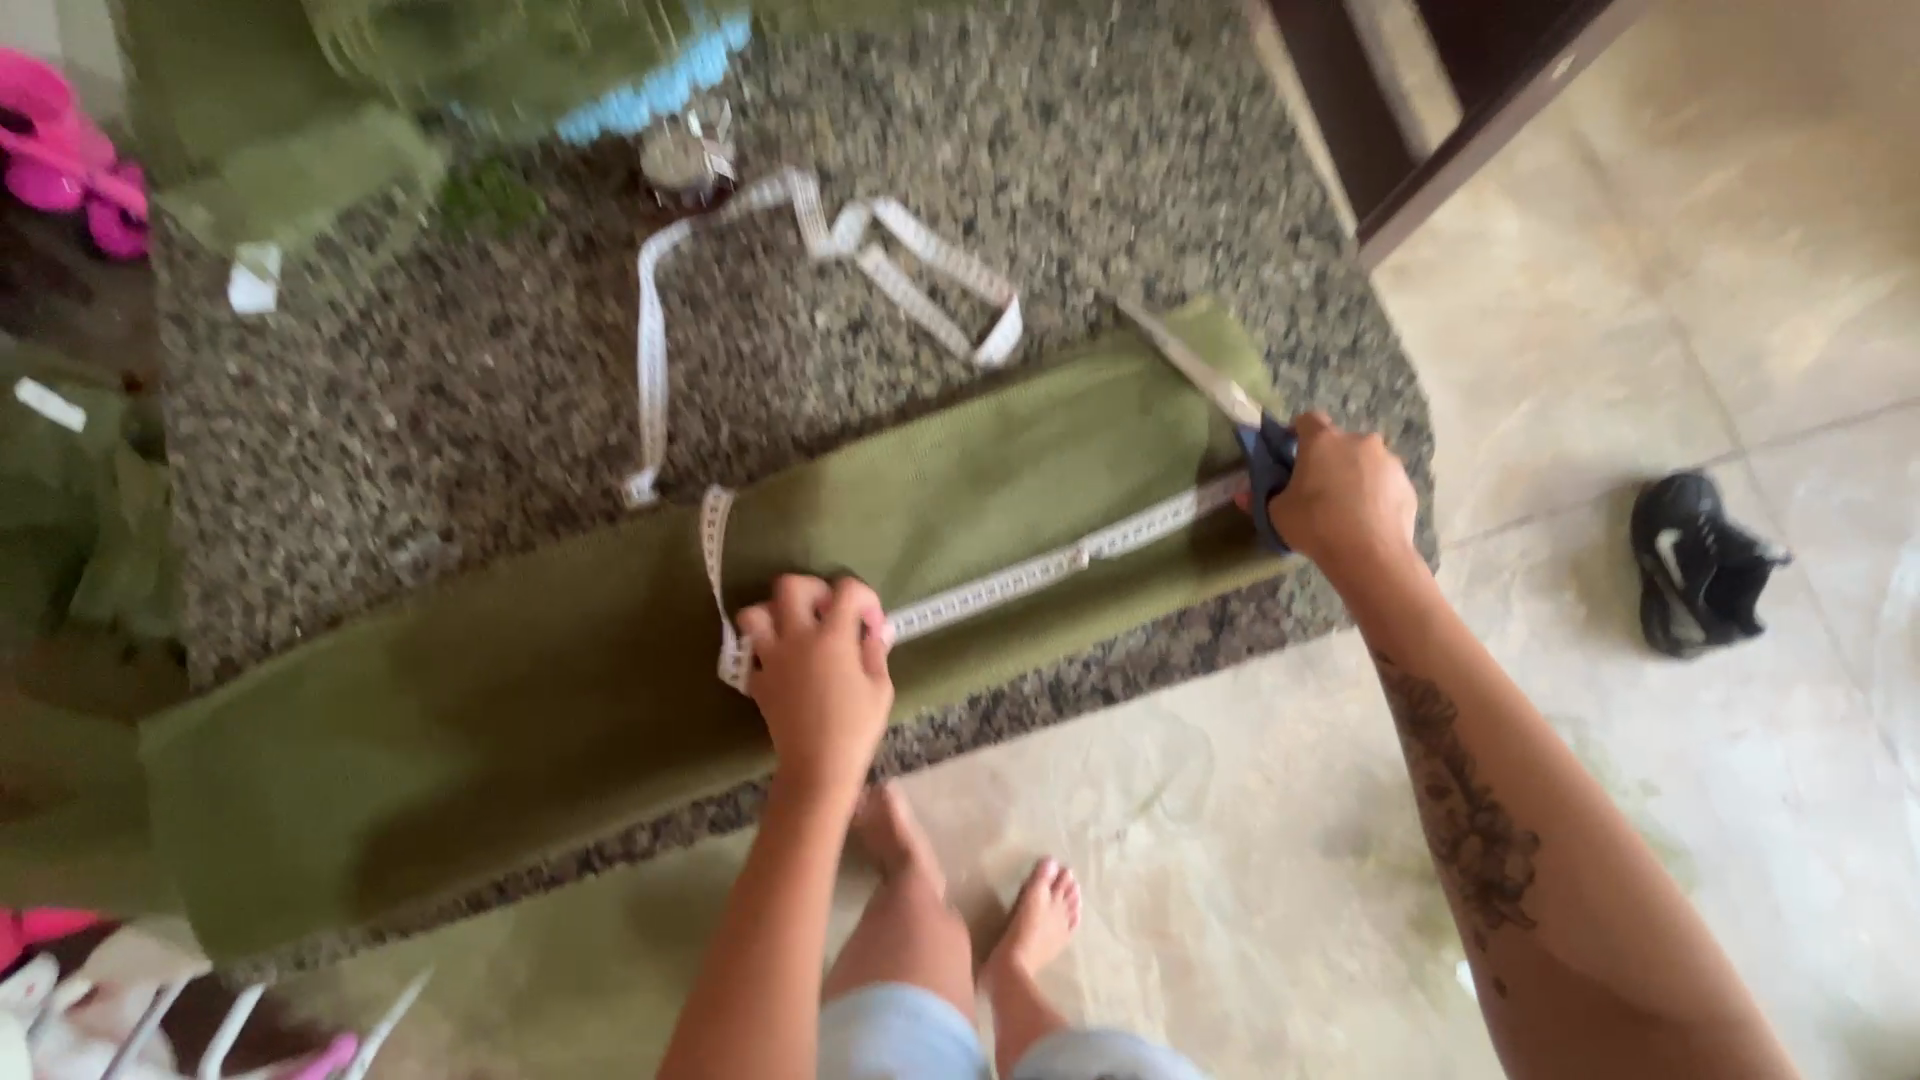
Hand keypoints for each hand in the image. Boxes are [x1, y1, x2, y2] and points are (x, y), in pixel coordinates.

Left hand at [736, 575, 895, 801]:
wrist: (818, 767)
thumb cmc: (856, 728)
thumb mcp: (880, 689)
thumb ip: (876, 652)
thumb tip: (877, 632)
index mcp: (833, 637)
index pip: (847, 590)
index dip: (864, 598)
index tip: (871, 624)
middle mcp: (797, 638)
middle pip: (790, 586)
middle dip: (813, 589)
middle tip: (827, 611)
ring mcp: (771, 658)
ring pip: (755, 613)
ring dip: (775, 613)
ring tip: (795, 628)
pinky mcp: (756, 680)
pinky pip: (750, 653)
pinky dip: (763, 651)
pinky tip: (782, 664)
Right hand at [1260, 411, 1419, 578]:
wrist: (1369, 554)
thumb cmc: (1315, 524)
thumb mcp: (1276, 514)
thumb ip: (1260, 499)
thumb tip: (1242, 496)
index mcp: (1322, 441)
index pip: (1307, 420)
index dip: (1297, 433)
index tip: (1290, 452)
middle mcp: (1358, 441)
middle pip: (1339, 442)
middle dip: (1328, 458)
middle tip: (1317, 487)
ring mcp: (1388, 461)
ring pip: (1364, 461)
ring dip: (1354, 474)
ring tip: (1345, 507)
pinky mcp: (1406, 483)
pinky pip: (1384, 482)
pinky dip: (1374, 493)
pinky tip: (1366, 519)